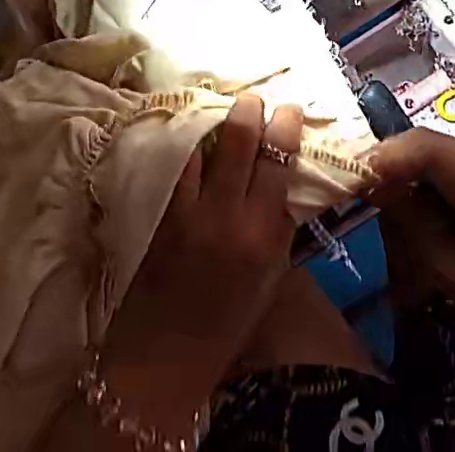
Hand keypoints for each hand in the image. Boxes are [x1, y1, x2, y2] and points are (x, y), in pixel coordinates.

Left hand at [99, 95, 301, 415]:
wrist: (163, 355)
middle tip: (258, 98)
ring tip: (231, 106)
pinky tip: (200, 132)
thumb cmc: (229, 320)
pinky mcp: (163, 211)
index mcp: (263, 235)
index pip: (279, 164)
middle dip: (253, 111)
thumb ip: (280, 223)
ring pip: (208, 146)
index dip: (286, 128)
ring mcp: (191, 210)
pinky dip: (194, 142)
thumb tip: (286, 178)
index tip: (290, 110)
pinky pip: (182, 163)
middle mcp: (228, 215)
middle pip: (243, 144)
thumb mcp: (271, 274)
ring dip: (221, 120)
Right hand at [365, 129, 454, 358]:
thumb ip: (417, 229)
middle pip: (433, 147)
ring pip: (439, 151)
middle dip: (392, 166)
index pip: (433, 152)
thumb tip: (377, 188)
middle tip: (360, 195)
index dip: (388, 158)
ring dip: (409, 173)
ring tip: (387, 206)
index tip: (353, 177)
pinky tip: (421, 208)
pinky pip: (453, 160)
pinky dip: (429, 178)